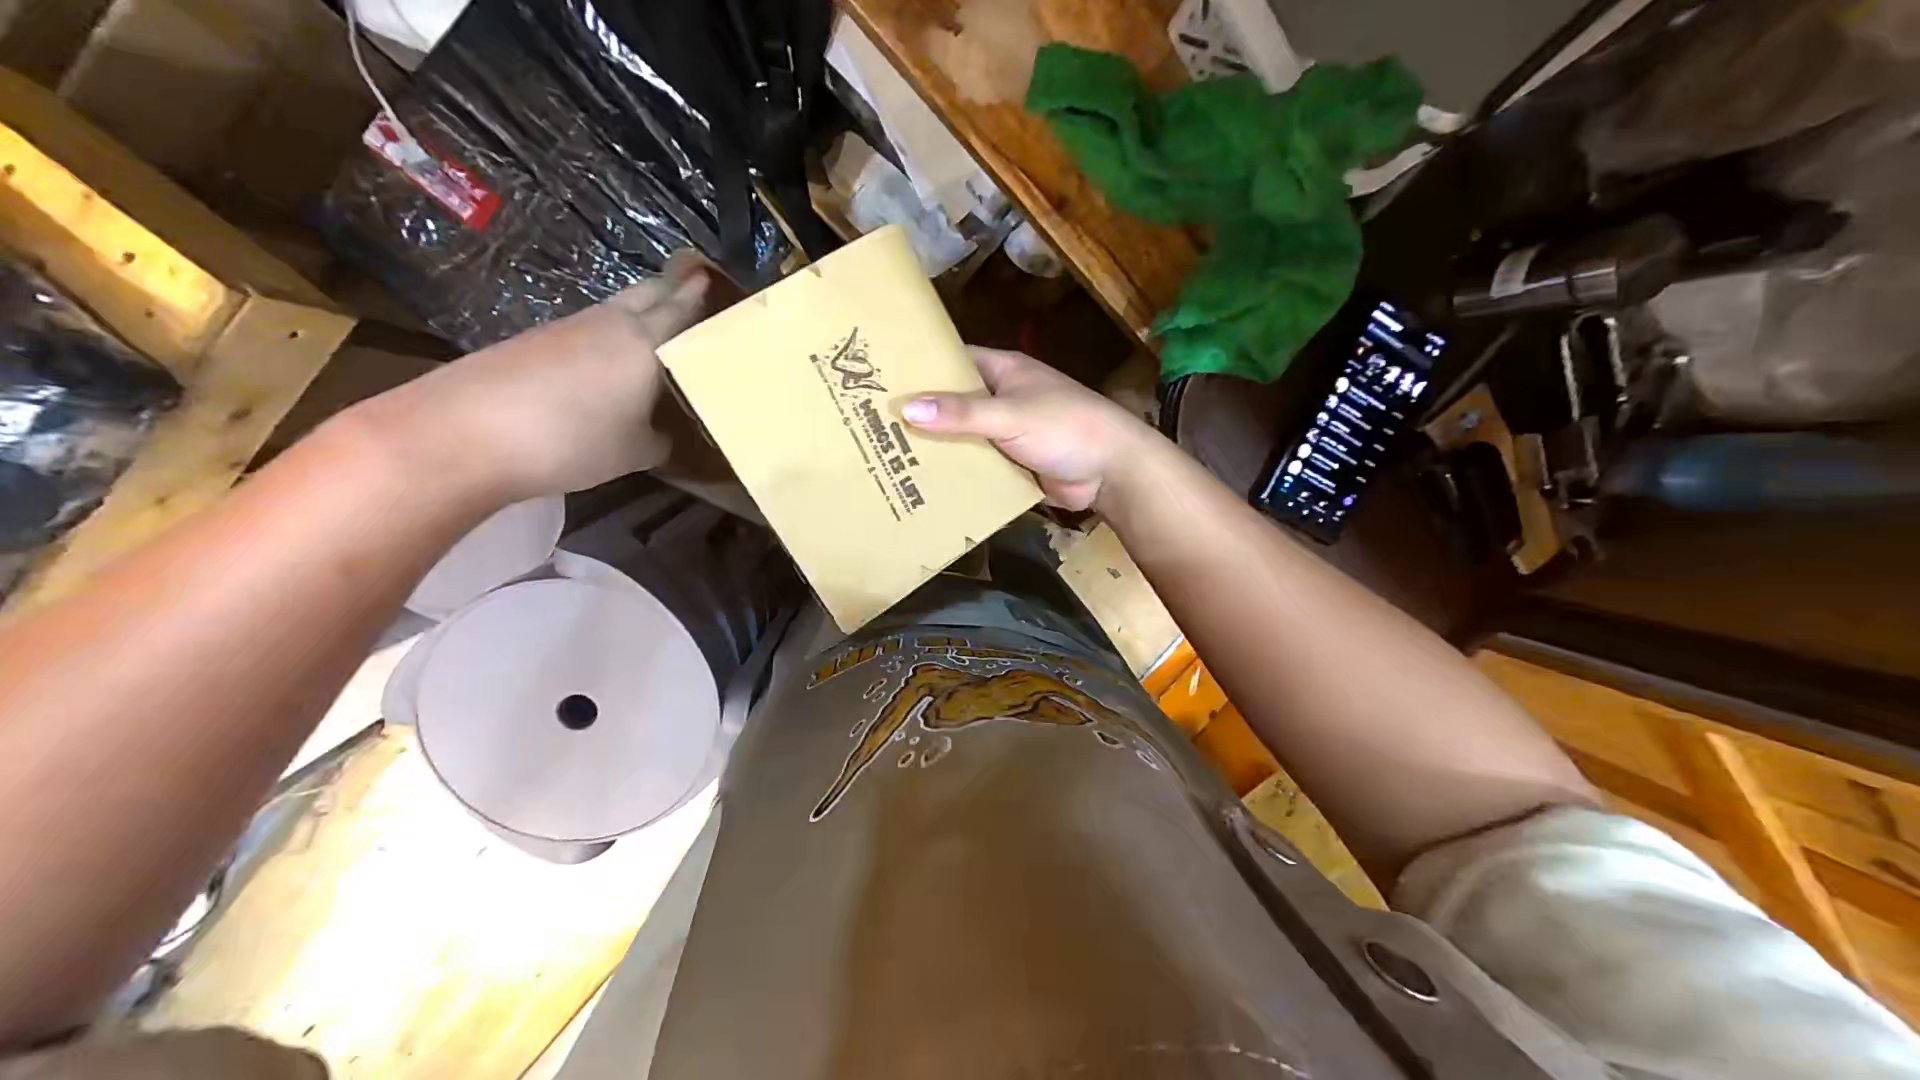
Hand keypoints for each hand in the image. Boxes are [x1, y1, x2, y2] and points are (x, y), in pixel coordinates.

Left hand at [351, 258, 711, 504]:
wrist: (467, 432)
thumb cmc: (573, 440)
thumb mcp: (636, 451)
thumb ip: (662, 437)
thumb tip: (666, 433)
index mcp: (646, 343)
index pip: (684, 310)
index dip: (703, 297)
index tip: (720, 282)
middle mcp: (611, 323)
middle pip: (650, 293)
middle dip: (674, 288)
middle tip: (697, 289)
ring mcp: (569, 328)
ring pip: (617, 309)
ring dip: (641, 311)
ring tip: (661, 327)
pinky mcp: (537, 341)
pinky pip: (589, 329)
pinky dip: (610, 334)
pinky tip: (611, 359)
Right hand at [901, 348, 1156, 510]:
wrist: (1113, 470)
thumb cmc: (1066, 426)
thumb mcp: (1011, 415)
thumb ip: (962, 412)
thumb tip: (907, 407)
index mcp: (1004, 370)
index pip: (953, 360)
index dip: (921, 367)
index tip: (881, 379)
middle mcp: (1003, 397)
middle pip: (954, 402)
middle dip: (922, 413)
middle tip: (873, 426)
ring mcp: (1008, 431)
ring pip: (964, 436)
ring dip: (938, 446)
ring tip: (888, 456)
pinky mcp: (1014, 462)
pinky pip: (979, 464)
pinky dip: (959, 471)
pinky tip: (926, 482)